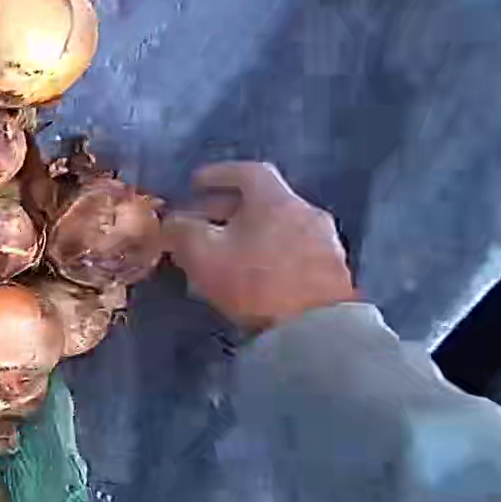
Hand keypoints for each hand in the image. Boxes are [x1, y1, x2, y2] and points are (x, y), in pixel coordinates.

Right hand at [164, 162, 357, 332]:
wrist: (314, 330)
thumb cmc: (253, 281)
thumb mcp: (201, 253)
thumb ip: (180, 230)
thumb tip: (170, 221)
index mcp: (275, 201)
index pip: (247, 171)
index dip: (217, 174)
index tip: (194, 183)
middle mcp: (304, 212)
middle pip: (261, 200)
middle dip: (224, 208)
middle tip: (196, 223)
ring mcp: (323, 241)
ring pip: (274, 225)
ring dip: (244, 232)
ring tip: (218, 251)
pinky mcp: (330, 270)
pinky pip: (288, 248)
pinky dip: (263, 250)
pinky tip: (245, 271)